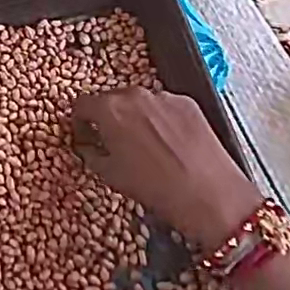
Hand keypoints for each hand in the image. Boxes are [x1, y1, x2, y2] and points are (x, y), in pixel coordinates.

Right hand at [70, 87, 256, 250]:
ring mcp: (164, 96)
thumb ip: (91, 152)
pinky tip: (169, 144)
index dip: (80, 120)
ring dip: (135, 118)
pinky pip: (164, 106)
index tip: (85, 133)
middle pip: (111, 99)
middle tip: (113, 143)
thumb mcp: (110, 175)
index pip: (82, 103)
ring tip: (146, 147)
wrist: (210, 194)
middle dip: (108, 118)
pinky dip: (161, 119)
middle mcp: (135, 95)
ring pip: (139, 102)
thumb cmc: (157, 188)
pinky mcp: (188, 103)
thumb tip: (88, 145)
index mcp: (109, 109)